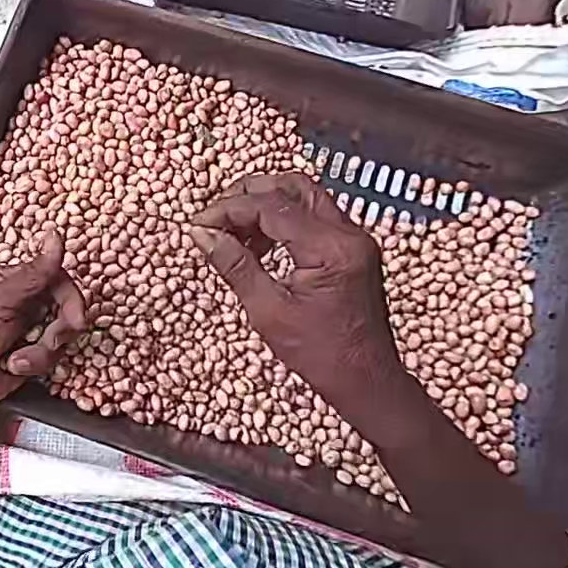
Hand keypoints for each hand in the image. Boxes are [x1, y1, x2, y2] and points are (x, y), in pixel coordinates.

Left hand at [0, 233, 88, 434]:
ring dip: (41, 351)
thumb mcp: (0, 301)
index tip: (76, 317)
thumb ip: (34, 274)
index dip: (70, 297)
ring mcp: (30, 329)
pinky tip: (12, 366)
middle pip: (66, 307)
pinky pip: (53, 357)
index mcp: (14, 281)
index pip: (57, 278)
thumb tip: (56, 238)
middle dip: (60, 328)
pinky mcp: (32, 355)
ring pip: (62, 335)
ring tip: (15, 358)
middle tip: (50, 339)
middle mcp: (25, 302)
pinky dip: (35, 364)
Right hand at [186, 173, 414, 425]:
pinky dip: (281, 221)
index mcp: (330, 249)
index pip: (271, 206)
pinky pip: (312, 218)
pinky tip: (258, 245)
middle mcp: (348, 234)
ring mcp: (354, 239)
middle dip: (248, 195)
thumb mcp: (268, 312)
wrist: (367, 381)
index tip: (200, 224)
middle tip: (216, 217)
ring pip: (303, 197)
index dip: (229, 209)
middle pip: (292, 187)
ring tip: (232, 232)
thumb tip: (203, 234)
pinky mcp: (352, 249)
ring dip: (264, 205)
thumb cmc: (320, 355)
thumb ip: (235, 266)